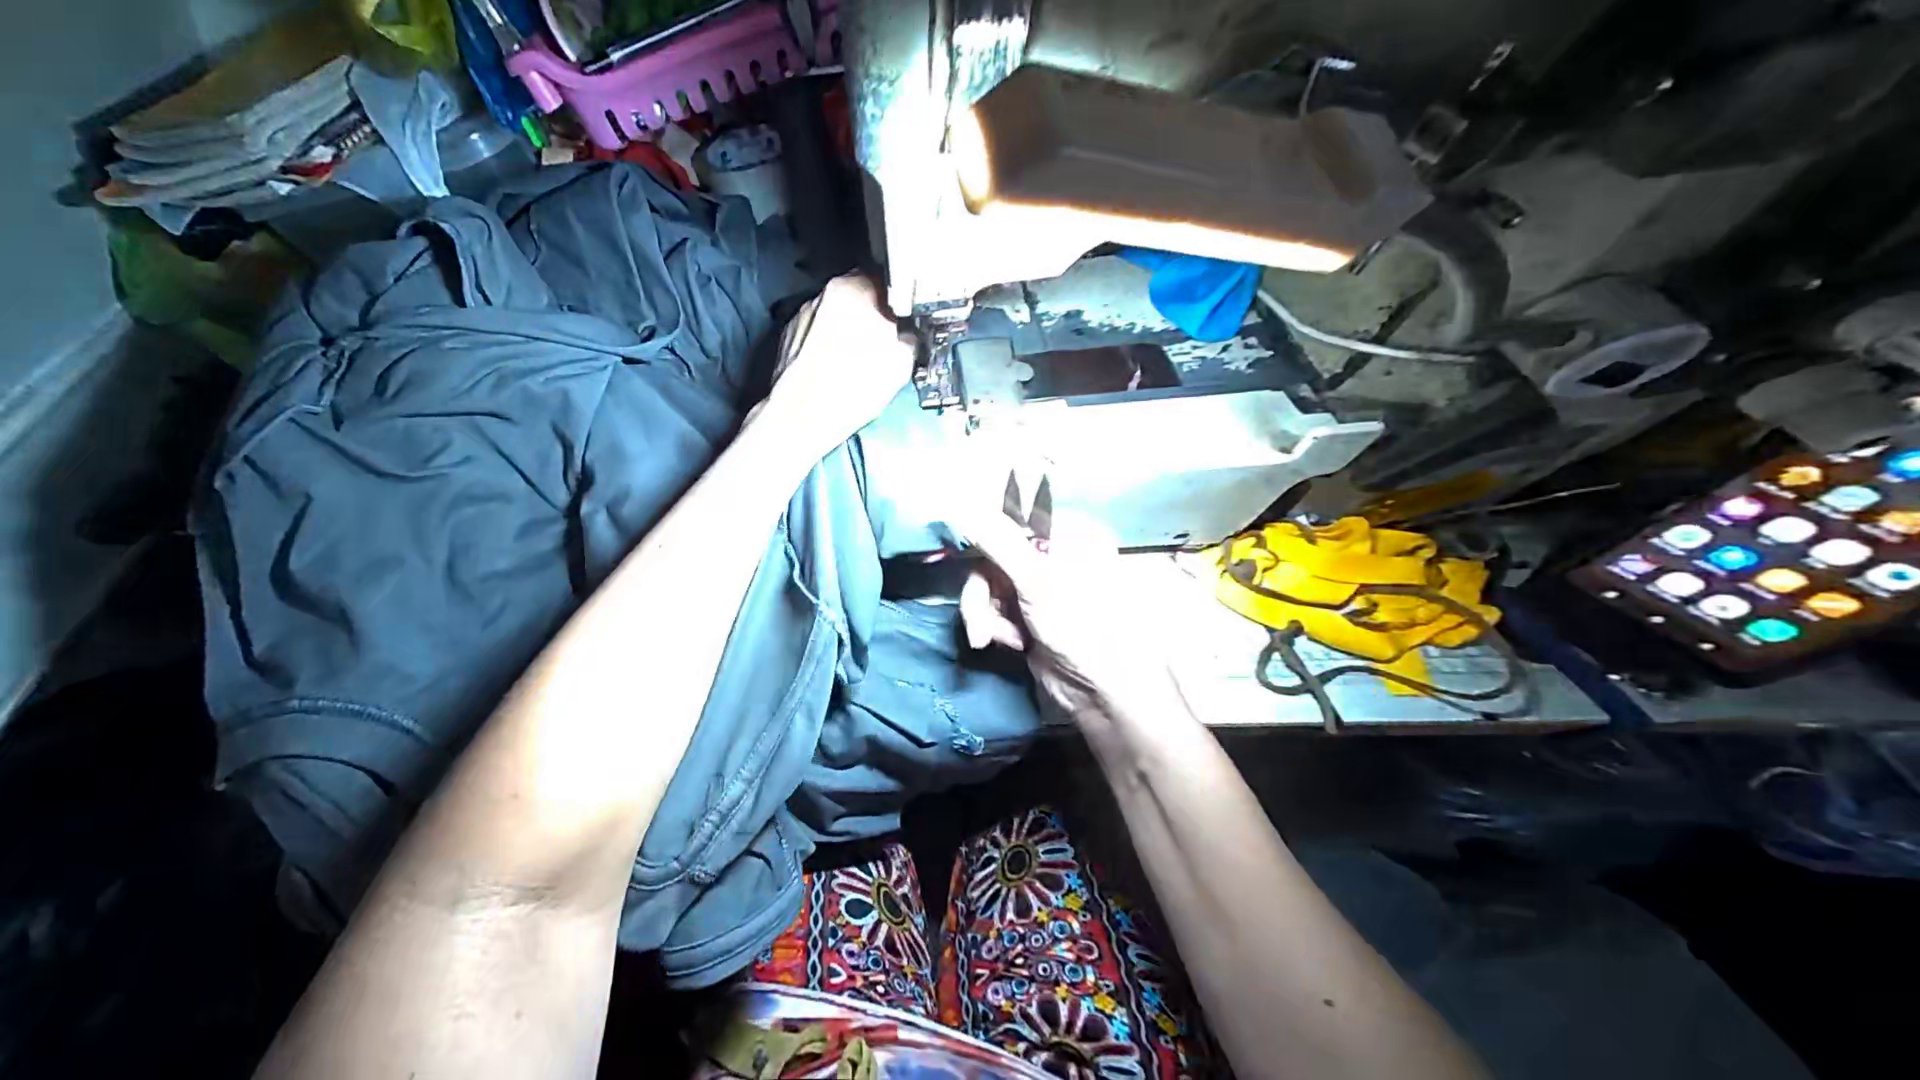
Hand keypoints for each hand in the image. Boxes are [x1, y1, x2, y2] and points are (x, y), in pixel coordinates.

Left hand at [765, 275, 913, 450]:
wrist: (801, 416)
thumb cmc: (851, 389)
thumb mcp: (902, 364)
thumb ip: (909, 336)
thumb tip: (909, 332)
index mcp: (857, 290)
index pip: (888, 280)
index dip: (901, 302)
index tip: (905, 321)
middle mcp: (827, 292)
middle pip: (860, 293)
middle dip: (874, 313)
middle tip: (885, 342)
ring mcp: (805, 311)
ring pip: (837, 311)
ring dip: (850, 326)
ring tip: (858, 359)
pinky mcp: (789, 332)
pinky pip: (818, 328)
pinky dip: (828, 340)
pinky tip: (835, 365)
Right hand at [957, 507, 1182, 725]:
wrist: (1103, 694)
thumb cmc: (1082, 628)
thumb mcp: (1037, 580)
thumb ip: (999, 541)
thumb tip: (963, 506)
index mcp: (1070, 533)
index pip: (1014, 517)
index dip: (986, 534)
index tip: (964, 550)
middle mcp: (1056, 553)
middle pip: (994, 555)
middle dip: (982, 591)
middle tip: (978, 621)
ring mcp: (1042, 586)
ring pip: (990, 584)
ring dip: (986, 613)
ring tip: (995, 639)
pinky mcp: (1029, 615)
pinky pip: (996, 608)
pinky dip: (996, 626)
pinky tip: (1011, 644)